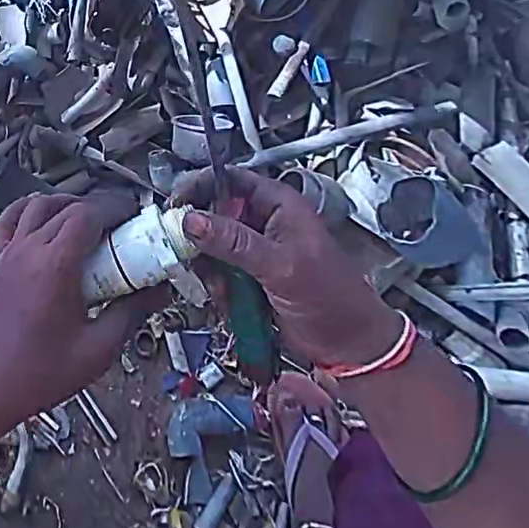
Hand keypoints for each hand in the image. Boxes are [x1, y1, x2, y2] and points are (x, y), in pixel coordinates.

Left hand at [0, 192, 162, 436]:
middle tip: (123, 225)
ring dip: (67, 204)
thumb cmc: (39, 371)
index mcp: (55, 265)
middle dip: (100, 208)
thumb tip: (158, 292)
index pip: (88, 214)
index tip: (134, 215)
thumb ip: (131, 312)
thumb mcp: (98, 347)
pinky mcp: (0, 261)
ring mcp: (11, 252)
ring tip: (90, 219)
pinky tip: (43, 214)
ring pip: (39, 205)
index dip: (115, 207)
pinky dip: (28, 209)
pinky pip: (10, 219)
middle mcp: (30, 250)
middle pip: (68, 207)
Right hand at [174, 167, 402, 367]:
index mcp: (277, 203)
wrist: (352, 347)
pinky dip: (215, 284)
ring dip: (207, 266)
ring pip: (210, 244)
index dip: (199, 186)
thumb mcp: (280, 265)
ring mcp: (254, 248)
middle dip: (199, 235)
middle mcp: (262, 220)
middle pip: (212, 212)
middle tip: (191, 254)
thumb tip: (191, 219)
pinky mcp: (248, 274)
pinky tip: (226, 298)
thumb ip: (233, 241)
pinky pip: (217, 270)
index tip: (176, 204)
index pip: (228, 179)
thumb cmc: (333, 298)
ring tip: (220, 286)